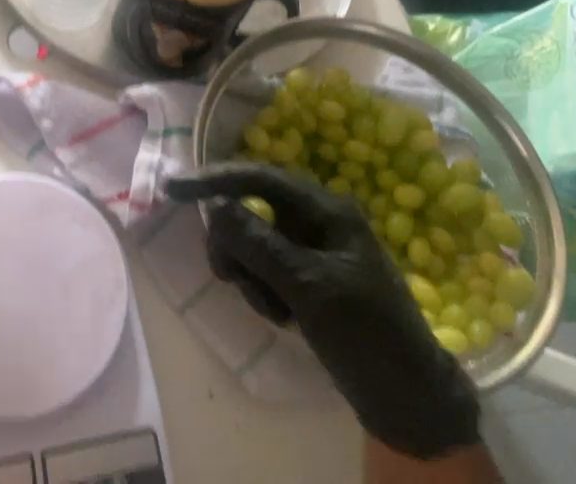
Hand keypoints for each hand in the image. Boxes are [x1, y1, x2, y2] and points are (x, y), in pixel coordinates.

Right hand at [166, 164, 480, 459]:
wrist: (405, 396)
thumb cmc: (366, 333)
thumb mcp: (309, 287)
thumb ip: (258, 244)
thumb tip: (214, 206)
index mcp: (325, 209)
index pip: (258, 178)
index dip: (213, 179)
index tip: (170, 190)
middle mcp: (315, 221)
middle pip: (247, 212)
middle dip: (235, 248)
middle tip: (236, 282)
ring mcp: (309, 251)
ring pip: (250, 245)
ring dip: (250, 278)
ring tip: (276, 312)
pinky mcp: (305, 279)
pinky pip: (262, 271)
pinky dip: (262, 292)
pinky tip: (284, 319)